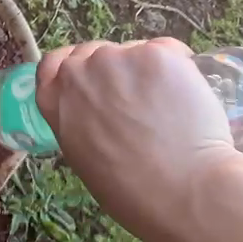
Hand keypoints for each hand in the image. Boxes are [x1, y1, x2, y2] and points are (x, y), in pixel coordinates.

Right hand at [34, 38, 242, 241]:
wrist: (181, 191)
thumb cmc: (129, 190)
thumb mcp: (81, 154)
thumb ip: (79, 119)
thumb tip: (99, 110)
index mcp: (55, 99)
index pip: (54, 63)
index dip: (76, 65)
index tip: (95, 78)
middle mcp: (78, 72)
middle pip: (96, 53)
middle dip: (116, 70)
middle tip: (141, 98)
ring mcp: (116, 58)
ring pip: (133, 51)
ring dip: (147, 69)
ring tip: (170, 104)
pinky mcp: (156, 54)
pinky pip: (168, 50)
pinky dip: (180, 67)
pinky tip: (188, 94)